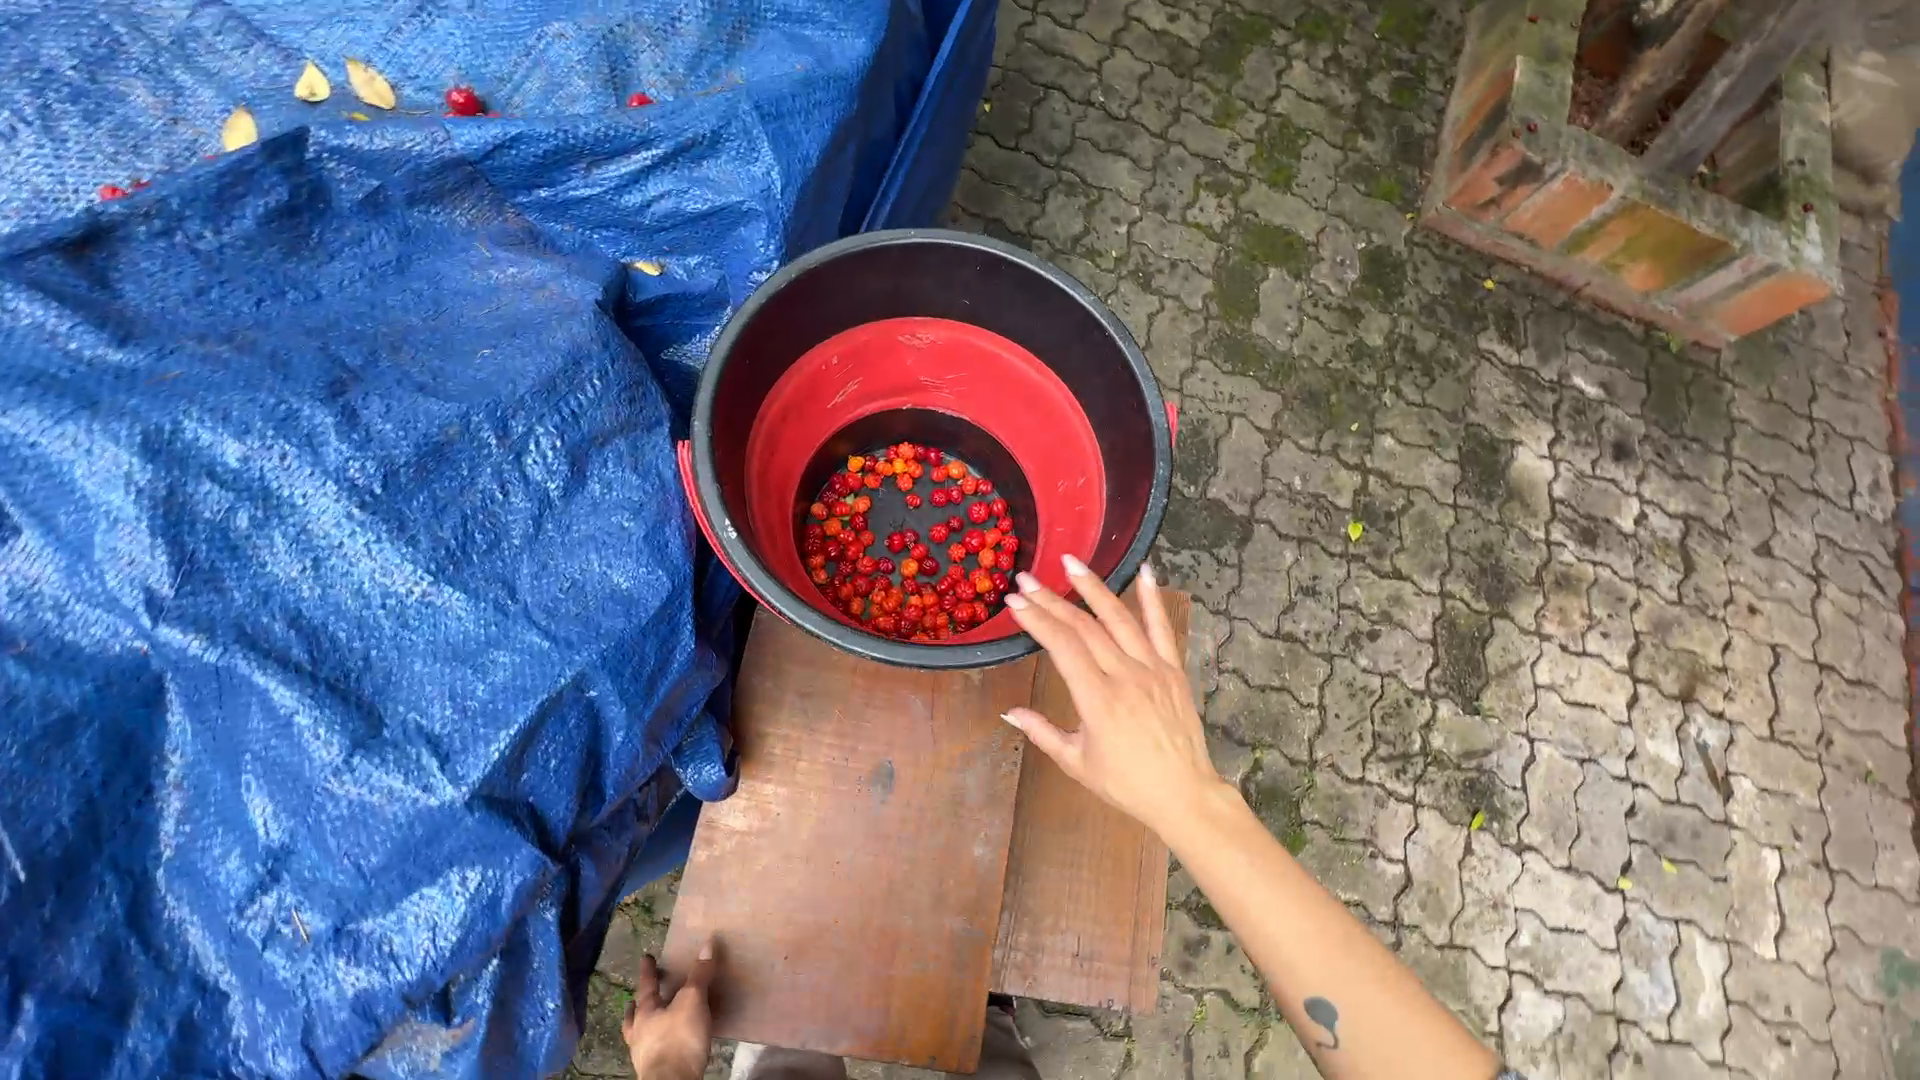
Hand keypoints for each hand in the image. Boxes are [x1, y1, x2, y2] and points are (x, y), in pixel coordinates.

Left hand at [623, 943, 715, 1079]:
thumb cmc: (678, 1038)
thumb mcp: (692, 1000)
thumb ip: (699, 975)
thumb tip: (707, 944)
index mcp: (645, 1013)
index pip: (646, 986)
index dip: (648, 971)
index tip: (646, 958)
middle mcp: (639, 1033)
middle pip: (634, 1015)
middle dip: (637, 1005)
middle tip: (637, 998)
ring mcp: (644, 1055)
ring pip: (639, 1035)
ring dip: (644, 1026)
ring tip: (651, 1022)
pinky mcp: (655, 1070)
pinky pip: (653, 1050)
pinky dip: (657, 1043)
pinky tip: (667, 1043)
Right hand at [1001, 557, 1225, 838]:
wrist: (1184, 795)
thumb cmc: (1126, 784)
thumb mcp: (1076, 763)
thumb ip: (1042, 732)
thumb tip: (1009, 712)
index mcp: (1098, 699)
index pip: (1062, 647)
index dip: (1037, 621)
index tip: (1015, 602)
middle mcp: (1125, 676)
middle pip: (1084, 627)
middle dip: (1051, 600)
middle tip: (1026, 579)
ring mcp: (1153, 669)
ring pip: (1120, 618)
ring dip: (1093, 588)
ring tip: (1071, 562)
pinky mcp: (1174, 670)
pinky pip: (1163, 629)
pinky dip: (1153, 599)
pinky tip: (1145, 571)